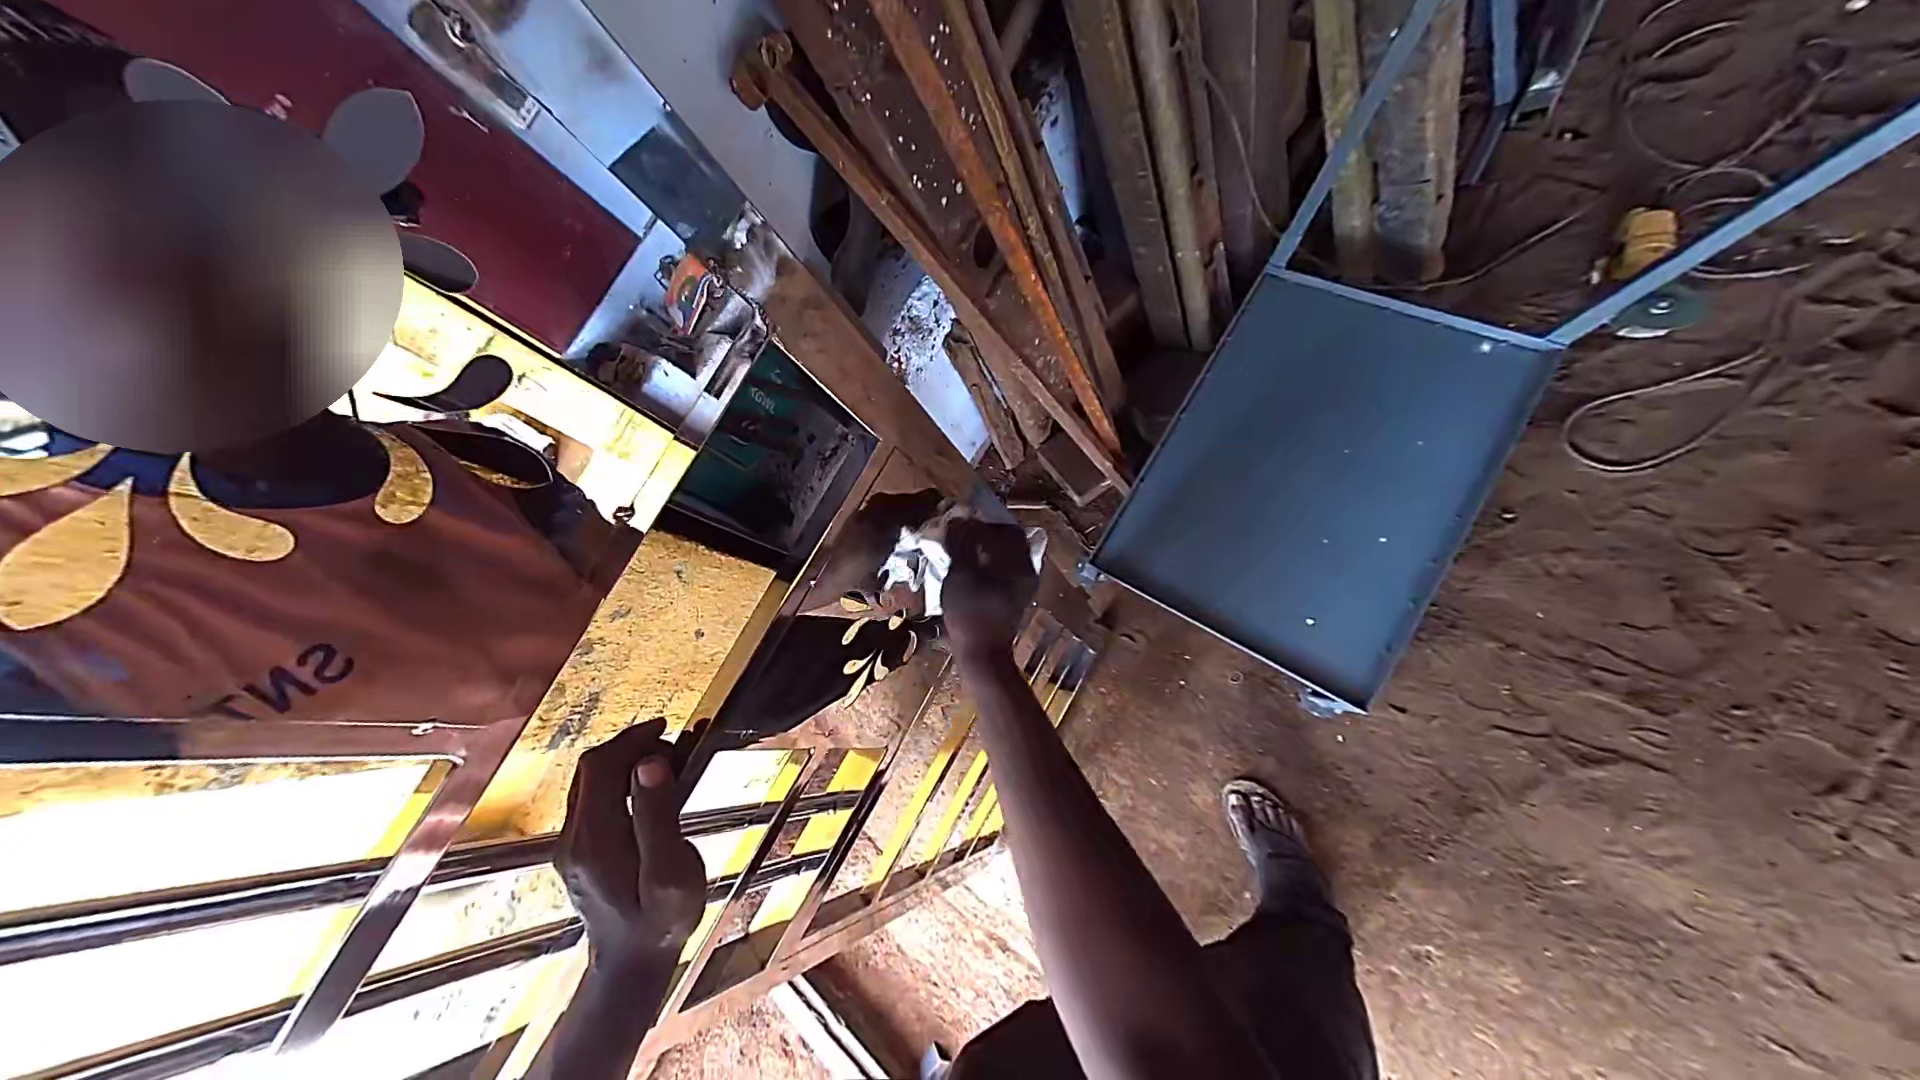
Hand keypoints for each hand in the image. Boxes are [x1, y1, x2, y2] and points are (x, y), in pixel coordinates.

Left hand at [555, 721, 706, 968]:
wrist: (632, 965)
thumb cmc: (661, 920)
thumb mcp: (671, 870)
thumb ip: (658, 815)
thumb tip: (650, 763)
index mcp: (595, 839)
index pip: (602, 766)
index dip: (632, 738)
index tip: (666, 726)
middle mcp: (574, 838)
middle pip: (592, 770)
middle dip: (631, 746)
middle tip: (673, 746)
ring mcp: (572, 846)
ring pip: (590, 783)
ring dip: (626, 762)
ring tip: (667, 763)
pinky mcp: (579, 852)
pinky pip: (594, 800)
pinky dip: (621, 781)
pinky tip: (649, 788)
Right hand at [942, 518, 1037, 663]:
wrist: (982, 655)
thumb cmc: (970, 615)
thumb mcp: (961, 575)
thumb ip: (961, 542)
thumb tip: (958, 515)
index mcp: (1019, 562)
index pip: (1002, 527)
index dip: (978, 519)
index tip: (957, 516)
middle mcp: (1027, 568)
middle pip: (1005, 538)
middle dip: (980, 530)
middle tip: (957, 528)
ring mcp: (1023, 582)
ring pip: (1003, 552)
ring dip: (982, 544)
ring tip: (958, 544)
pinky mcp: (1014, 594)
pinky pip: (1001, 566)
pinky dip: (985, 560)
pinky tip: (967, 563)